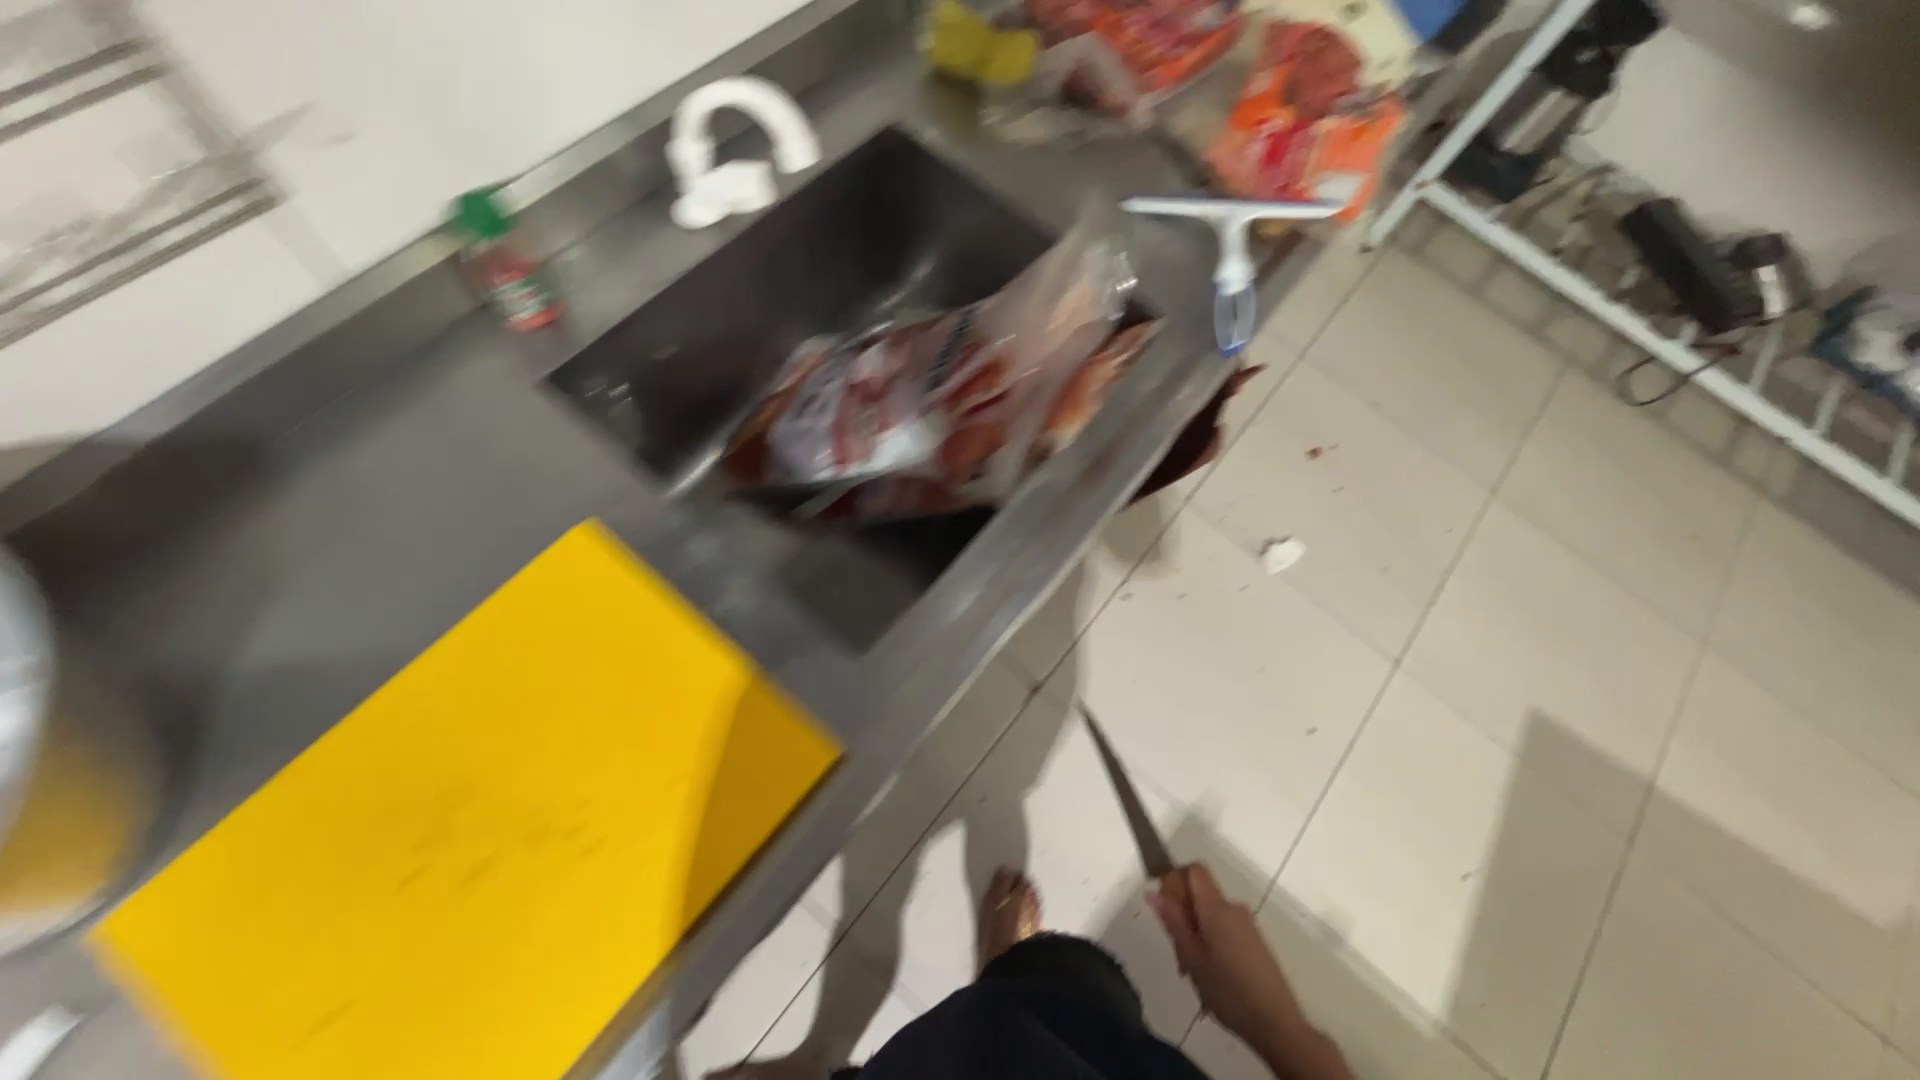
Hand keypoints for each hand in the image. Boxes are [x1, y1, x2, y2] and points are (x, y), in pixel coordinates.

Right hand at [1149, 864, 1351, 1079]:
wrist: (1276, 1024)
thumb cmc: (1228, 991)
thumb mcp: (1192, 958)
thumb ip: (1173, 922)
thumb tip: (1153, 891)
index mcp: (1217, 908)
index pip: (1195, 870)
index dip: (1176, 878)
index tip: (1165, 904)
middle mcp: (1234, 908)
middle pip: (1200, 895)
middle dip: (1183, 915)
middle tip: (1178, 954)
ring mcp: (1248, 925)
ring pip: (1211, 916)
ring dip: (1196, 934)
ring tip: (1193, 972)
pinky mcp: (1256, 941)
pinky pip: (1225, 929)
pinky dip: (1212, 943)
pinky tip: (1212, 976)